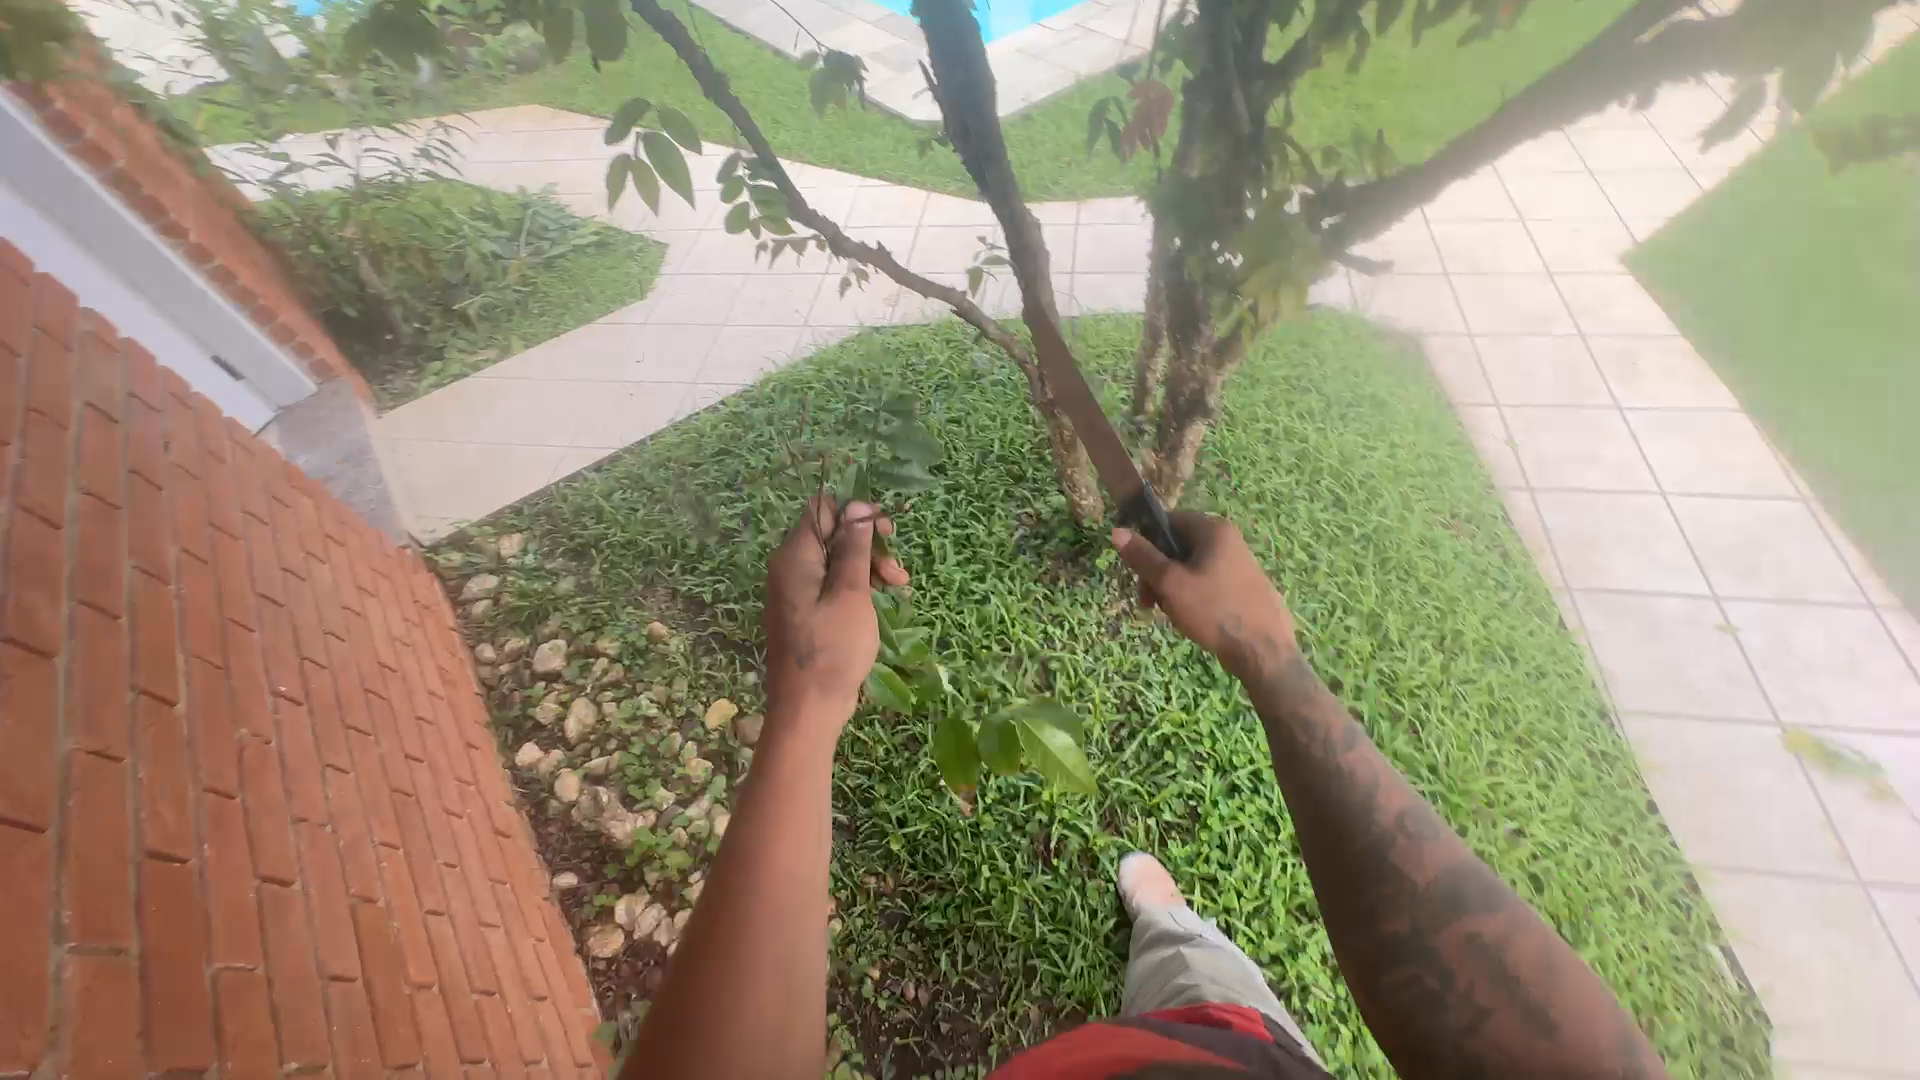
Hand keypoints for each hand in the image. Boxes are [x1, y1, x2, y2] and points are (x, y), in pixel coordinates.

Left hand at [765, 497, 909, 731]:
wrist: (809, 708)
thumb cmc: (833, 649)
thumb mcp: (850, 594)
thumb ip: (854, 548)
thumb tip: (857, 506)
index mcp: (795, 557)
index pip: (822, 509)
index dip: (855, 513)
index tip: (886, 532)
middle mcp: (790, 567)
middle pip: (832, 535)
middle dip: (868, 545)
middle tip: (895, 568)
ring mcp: (797, 591)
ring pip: (837, 561)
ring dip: (869, 567)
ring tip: (899, 587)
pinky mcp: (806, 611)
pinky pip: (832, 585)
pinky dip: (858, 587)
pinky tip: (885, 599)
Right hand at [1112, 513, 1299, 681]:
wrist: (1264, 651)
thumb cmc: (1213, 610)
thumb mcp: (1170, 583)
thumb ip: (1142, 557)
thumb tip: (1117, 531)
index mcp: (1213, 530)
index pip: (1168, 521)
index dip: (1146, 544)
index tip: (1136, 572)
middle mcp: (1229, 540)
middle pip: (1177, 547)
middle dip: (1157, 573)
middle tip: (1147, 603)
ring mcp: (1238, 564)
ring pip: (1190, 568)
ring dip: (1171, 588)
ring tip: (1169, 614)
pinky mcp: (1242, 587)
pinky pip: (1206, 583)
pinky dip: (1191, 596)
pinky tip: (1189, 618)